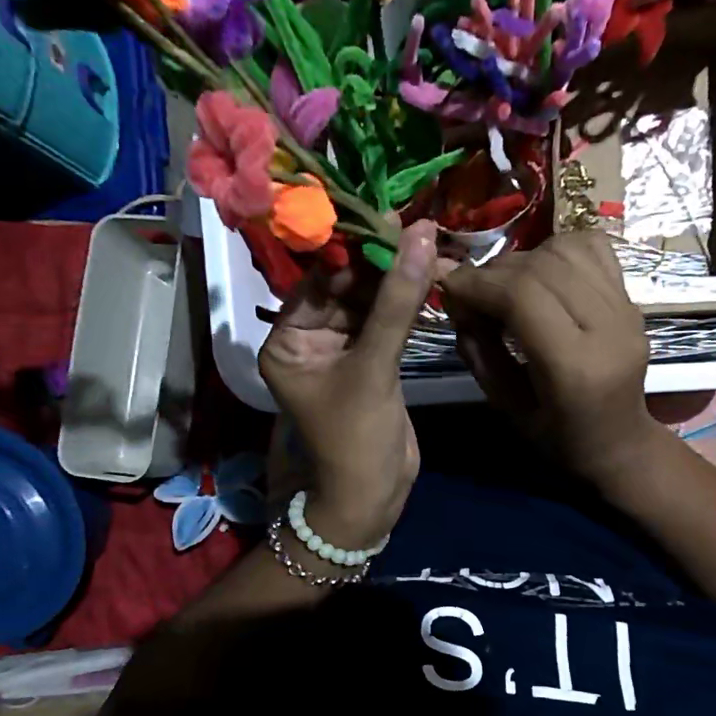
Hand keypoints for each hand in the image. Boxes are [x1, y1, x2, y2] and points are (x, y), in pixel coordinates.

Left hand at [258, 221, 446, 546]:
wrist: (373, 498)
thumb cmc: (356, 437)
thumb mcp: (373, 367)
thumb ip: (397, 303)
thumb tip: (420, 235)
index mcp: (287, 342)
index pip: (318, 281)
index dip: (352, 250)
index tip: (387, 217)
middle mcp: (308, 343)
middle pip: (345, 289)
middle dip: (379, 264)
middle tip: (416, 229)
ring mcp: (341, 354)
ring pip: (369, 305)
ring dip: (396, 282)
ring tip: (429, 247)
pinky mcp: (370, 365)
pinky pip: (385, 325)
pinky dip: (405, 307)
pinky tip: (428, 280)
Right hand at [441, 231, 665, 486]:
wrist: (620, 442)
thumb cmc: (560, 438)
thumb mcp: (509, 408)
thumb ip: (481, 353)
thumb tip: (454, 300)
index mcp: (576, 368)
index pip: (523, 297)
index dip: (479, 283)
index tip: (449, 287)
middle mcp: (609, 328)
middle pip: (543, 268)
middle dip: (495, 271)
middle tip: (472, 292)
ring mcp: (627, 309)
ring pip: (567, 250)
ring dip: (525, 258)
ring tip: (506, 285)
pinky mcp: (632, 300)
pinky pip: (593, 248)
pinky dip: (559, 250)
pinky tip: (542, 273)